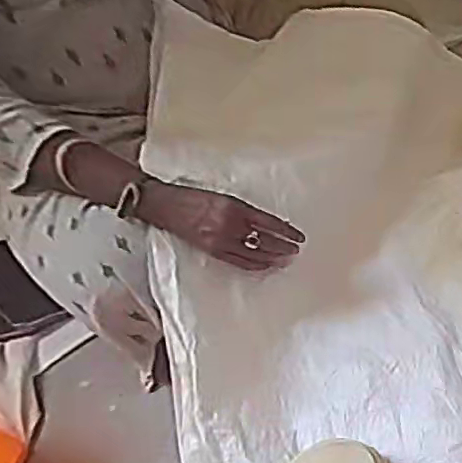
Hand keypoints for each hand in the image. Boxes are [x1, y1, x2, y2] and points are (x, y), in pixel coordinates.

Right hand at [136, 181, 304, 270]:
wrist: (162, 203)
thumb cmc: (194, 197)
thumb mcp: (226, 197)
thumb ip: (248, 211)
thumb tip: (272, 225)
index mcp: (235, 207)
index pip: (270, 223)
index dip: (287, 232)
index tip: (300, 237)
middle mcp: (229, 224)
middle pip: (265, 240)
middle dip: (284, 247)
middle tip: (296, 250)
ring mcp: (220, 239)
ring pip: (255, 253)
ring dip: (274, 258)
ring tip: (287, 259)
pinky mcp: (212, 250)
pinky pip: (240, 262)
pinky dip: (257, 264)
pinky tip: (268, 265)